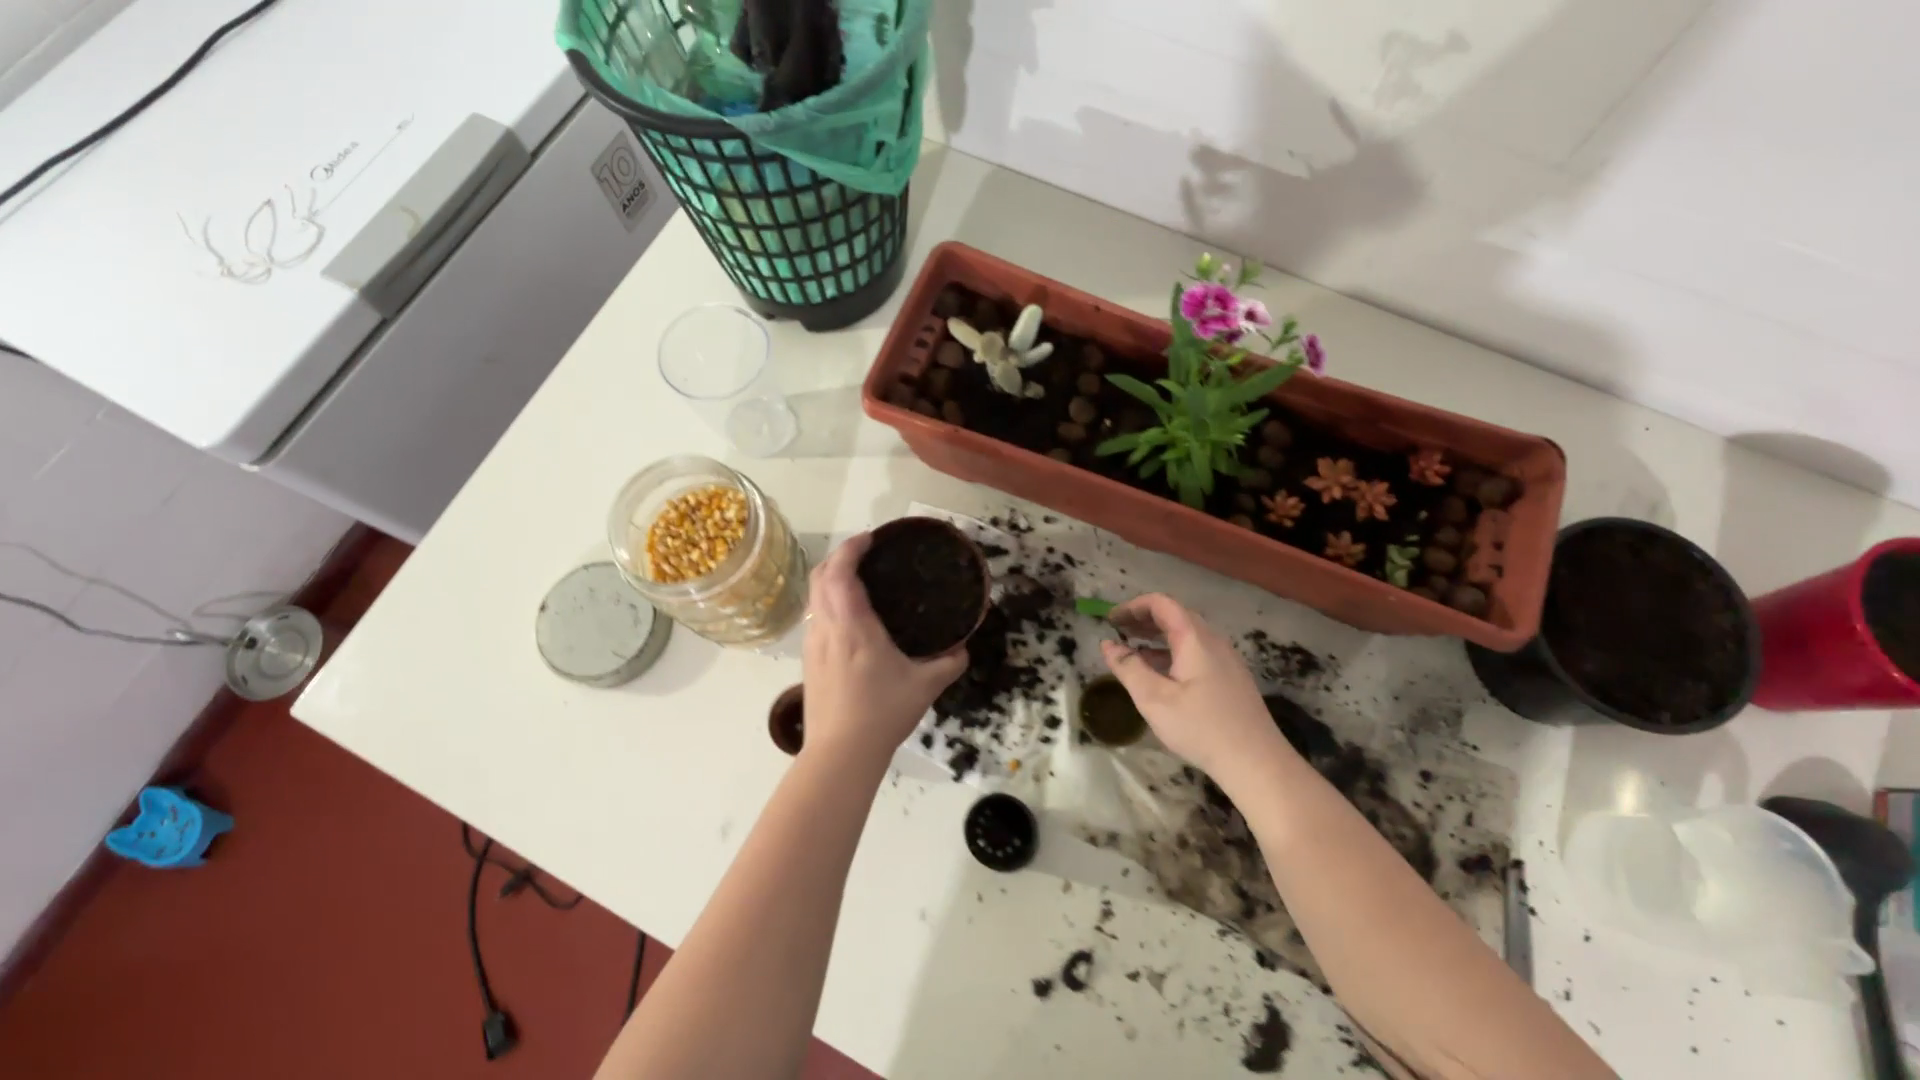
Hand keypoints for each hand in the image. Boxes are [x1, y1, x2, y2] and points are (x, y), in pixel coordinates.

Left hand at [801, 533, 967, 766]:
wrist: (840, 754)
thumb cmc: (882, 713)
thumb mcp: (925, 687)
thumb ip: (948, 664)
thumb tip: (962, 649)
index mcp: (852, 625)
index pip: (840, 572)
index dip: (851, 548)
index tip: (870, 538)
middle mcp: (826, 628)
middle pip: (819, 577)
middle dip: (838, 557)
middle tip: (865, 553)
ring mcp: (813, 646)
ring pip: (813, 598)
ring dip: (830, 580)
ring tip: (856, 581)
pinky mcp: (808, 663)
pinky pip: (815, 619)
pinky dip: (827, 603)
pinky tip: (848, 619)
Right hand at [1098, 593, 1292, 781]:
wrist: (1255, 760)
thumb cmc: (1200, 727)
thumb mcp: (1154, 699)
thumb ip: (1128, 668)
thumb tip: (1109, 645)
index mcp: (1194, 639)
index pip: (1162, 604)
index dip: (1133, 606)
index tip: (1111, 620)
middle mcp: (1213, 641)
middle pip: (1176, 616)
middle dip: (1144, 620)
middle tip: (1118, 634)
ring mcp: (1226, 659)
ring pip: (1188, 635)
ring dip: (1158, 637)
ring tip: (1133, 653)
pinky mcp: (1231, 677)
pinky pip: (1198, 652)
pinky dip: (1173, 652)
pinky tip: (1161, 674)